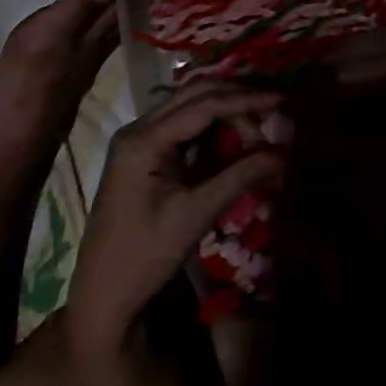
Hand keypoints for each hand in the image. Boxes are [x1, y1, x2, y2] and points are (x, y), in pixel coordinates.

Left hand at [66, 82, 288, 353]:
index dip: (245, 100)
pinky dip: (212, 125)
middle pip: (194, 95)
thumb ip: (239, 177)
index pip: (203, 105)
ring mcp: (138, 140)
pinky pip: (182, 126)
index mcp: (144, 140)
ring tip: (260, 120)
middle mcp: (138, 129)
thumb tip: (282, 154)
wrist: (104, 290)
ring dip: (225, 109)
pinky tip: (235, 132)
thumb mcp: (196, 214)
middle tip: (274, 107)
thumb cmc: (146, 254)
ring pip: (188, 107)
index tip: (281, 101)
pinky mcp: (144, 154)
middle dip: (236, 97)